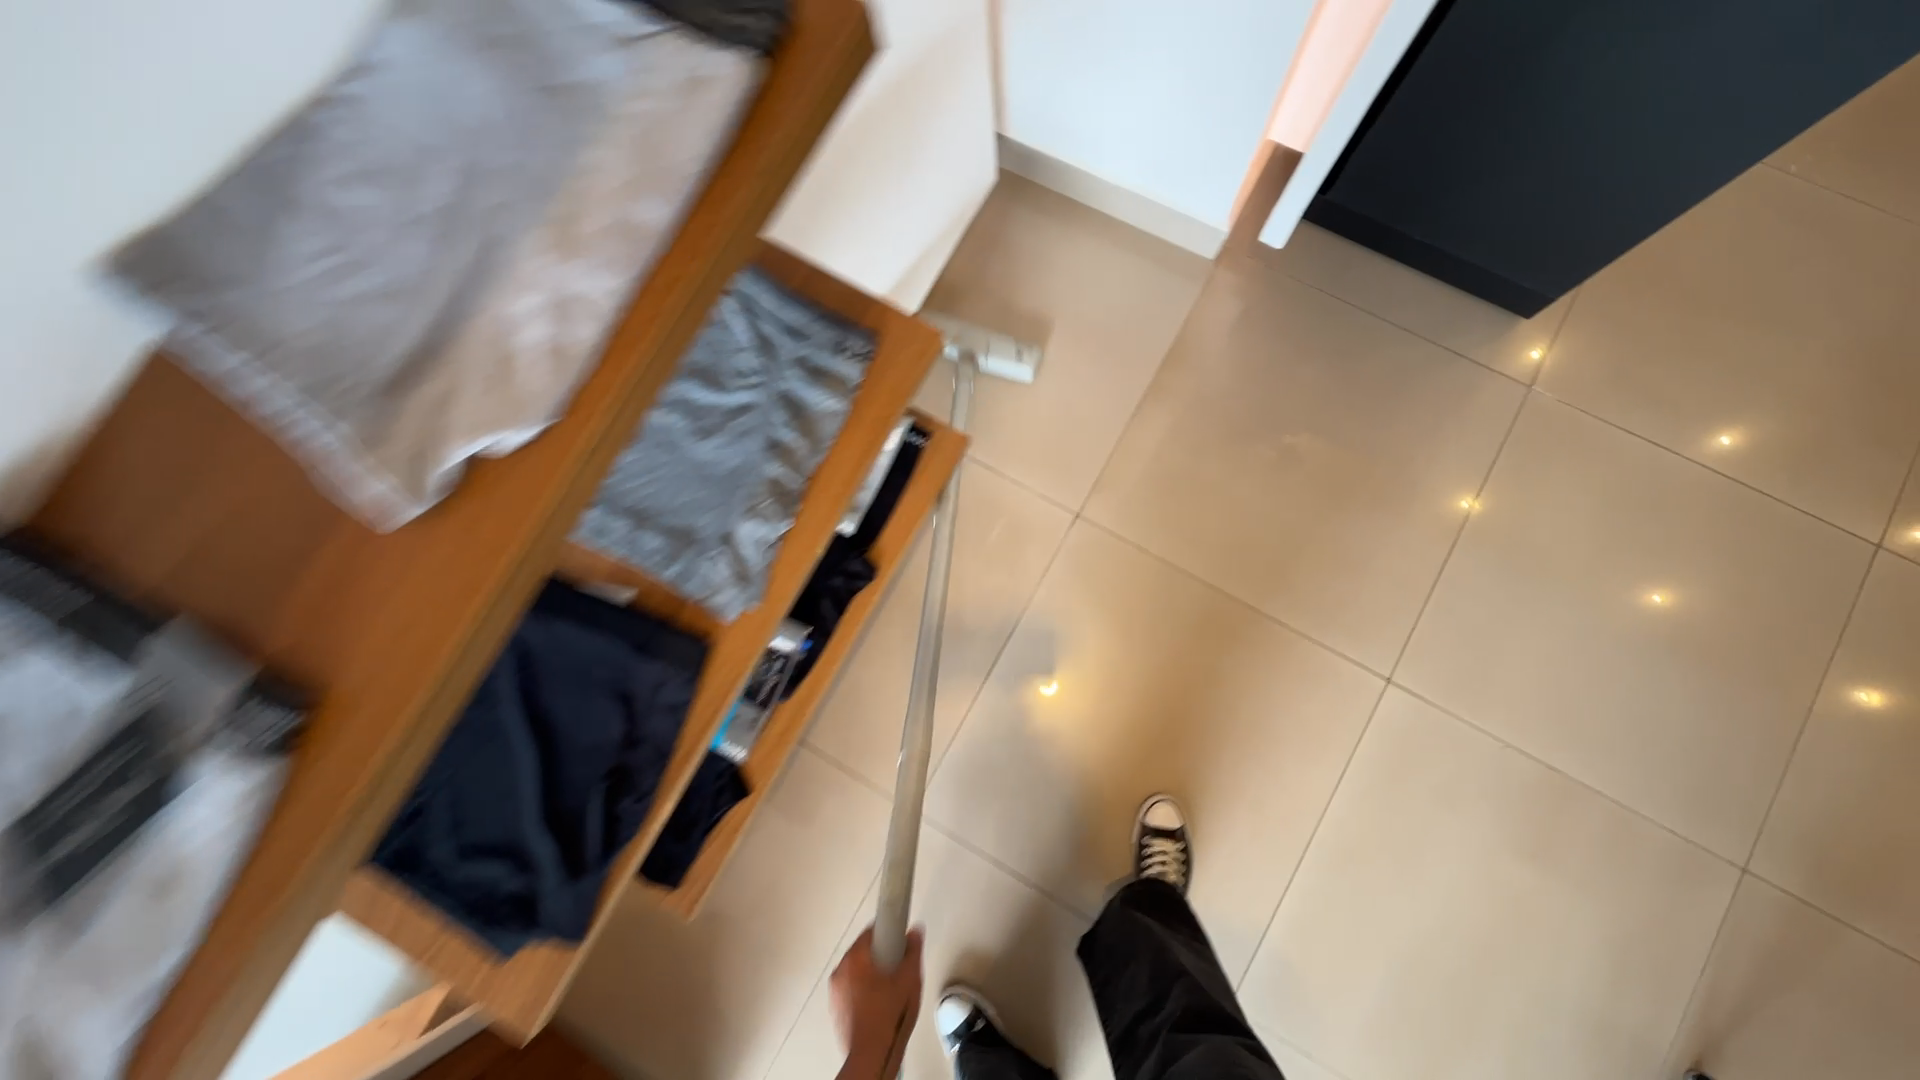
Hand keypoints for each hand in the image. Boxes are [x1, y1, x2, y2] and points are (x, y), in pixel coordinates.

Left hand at [829, 925, 923, 1079]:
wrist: (873, 1054)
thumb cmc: (888, 1018)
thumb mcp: (910, 979)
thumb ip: (913, 951)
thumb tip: (915, 934)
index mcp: (856, 958)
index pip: (871, 930)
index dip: (888, 932)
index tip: (898, 938)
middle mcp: (841, 971)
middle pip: (863, 951)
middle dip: (881, 955)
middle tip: (898, 967)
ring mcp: (836, 991)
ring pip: (857, 970)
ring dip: (871, 973)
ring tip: (891, 988)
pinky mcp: (836, 1008)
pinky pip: (851, 989)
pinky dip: (863, 990)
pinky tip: (880, 1004)